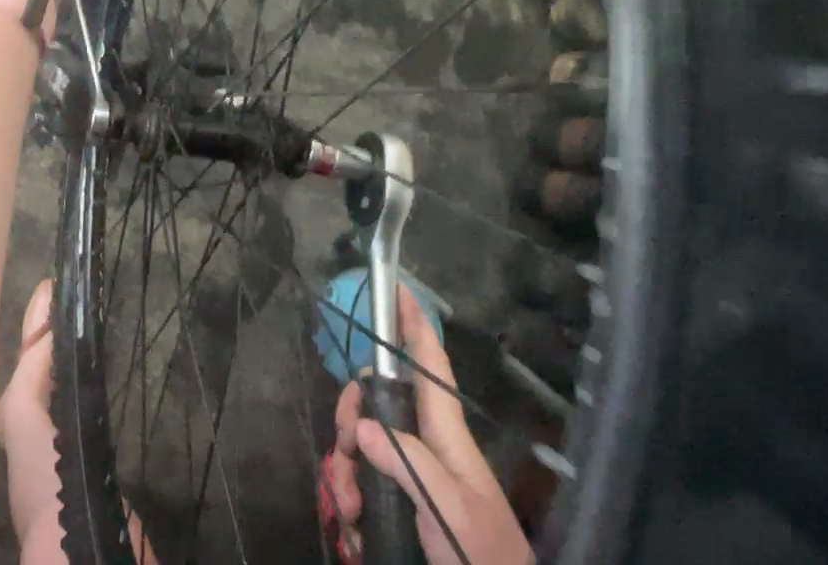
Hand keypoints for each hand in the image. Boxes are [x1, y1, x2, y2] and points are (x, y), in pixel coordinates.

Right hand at [325, 287, 532, 564]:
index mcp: (446, 435)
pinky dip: (347, 495)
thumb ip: (409, 464)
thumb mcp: (451, 511)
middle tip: (345, 456)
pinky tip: (353, 524)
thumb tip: (360, 425)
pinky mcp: (400, 496)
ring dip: (343, 470)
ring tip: (349, 508)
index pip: (430, 364)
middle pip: (374, 400)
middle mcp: (426, 443)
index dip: (414, 323)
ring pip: (360, 441)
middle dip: (347, 420)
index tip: (397, 288)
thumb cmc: (484, 556)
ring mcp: (411, 470)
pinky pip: (360, 477)